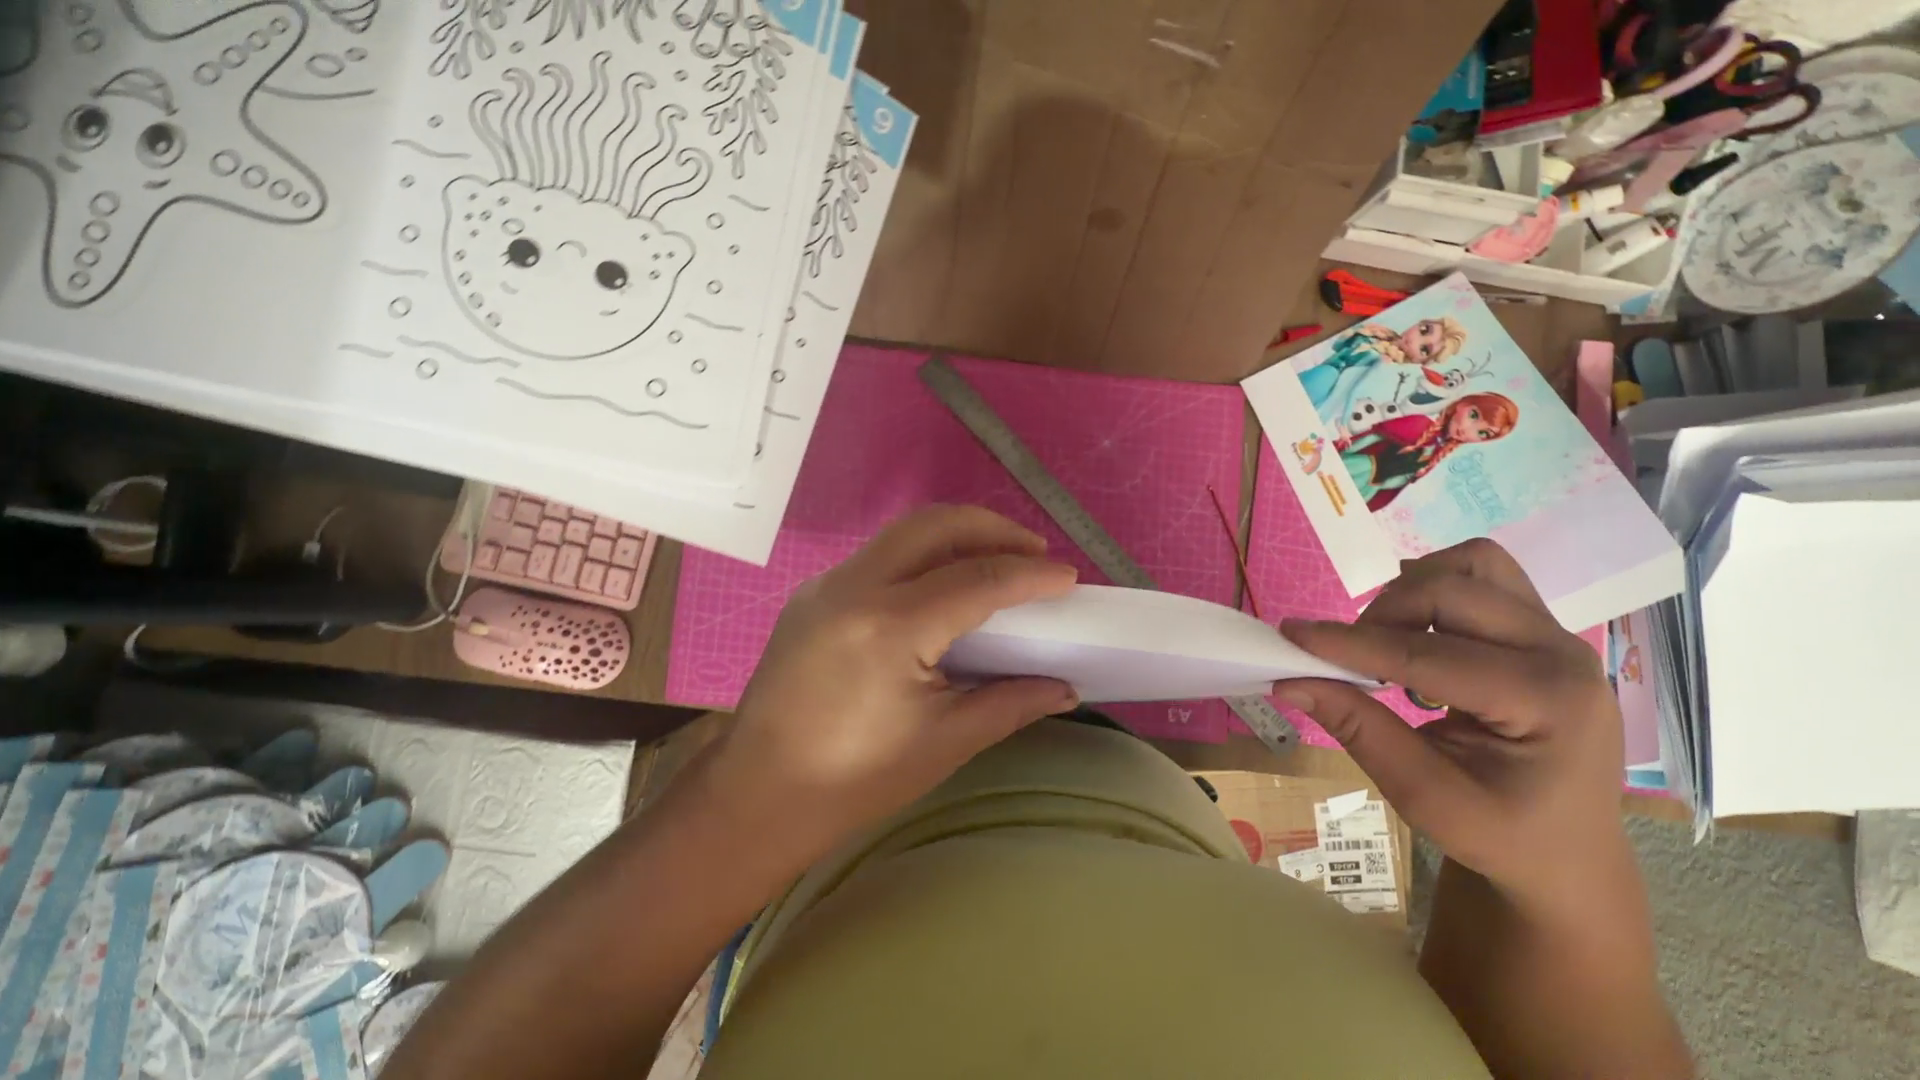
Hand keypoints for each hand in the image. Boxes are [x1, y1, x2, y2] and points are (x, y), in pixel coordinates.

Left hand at [714, 506, 1079, 853]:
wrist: (759, 795)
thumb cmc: (856, 779)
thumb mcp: (945, 742)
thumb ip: (1011, 703)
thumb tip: (1066, 688)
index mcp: (891, 627)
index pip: (977, 579)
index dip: (1031, 576)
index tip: (1071, 580)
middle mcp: (855, 588)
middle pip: (935, 526)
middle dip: (992, 529)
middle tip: (1035, 555)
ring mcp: (826, 587)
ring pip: (902, 535)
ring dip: (955, 537)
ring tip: (996, 564)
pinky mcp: (811, 597)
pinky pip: (877, 558)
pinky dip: (920, 559)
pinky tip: (941, 591)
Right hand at [1274, 538, 1627, 908]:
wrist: (1570, 854)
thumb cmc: (1503, 837)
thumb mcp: (1426, 798)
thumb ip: (1360, 731)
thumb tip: (1290, 681)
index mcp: (1546, 702)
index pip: (1427, 654)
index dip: (1351, 643)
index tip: (1290, 634)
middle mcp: (1562, 653)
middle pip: (1454, 589)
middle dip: (1384, 613)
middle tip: (1347, 657)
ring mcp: (1559, 636)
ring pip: (1475, 565)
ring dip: (1416, 588)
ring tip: (1386, 636)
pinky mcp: (1544, 631)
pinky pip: (1486, 578)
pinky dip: (1438, 588)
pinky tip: (1416, 630)